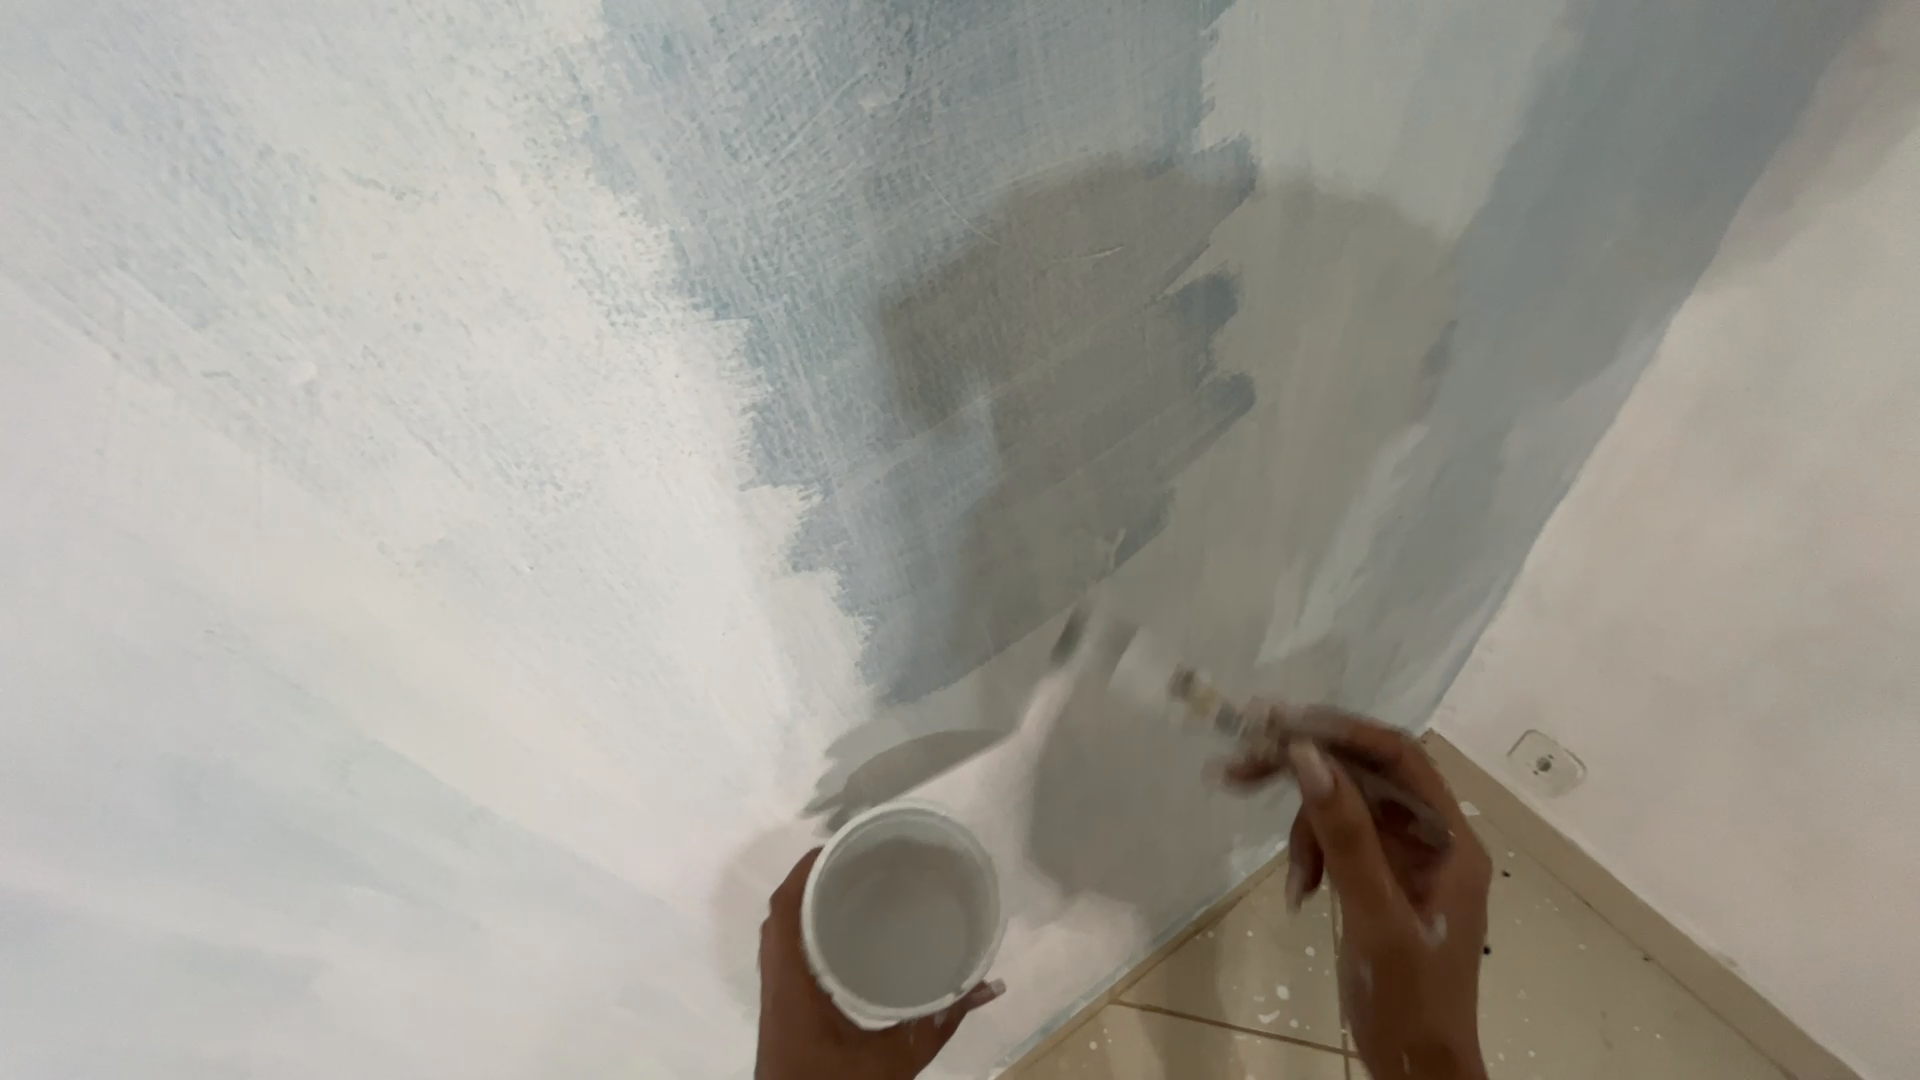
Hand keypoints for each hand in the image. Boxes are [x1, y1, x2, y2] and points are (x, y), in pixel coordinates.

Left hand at [755, 848, 1005, 1079]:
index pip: (784, 910)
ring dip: (804, 906)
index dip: (804, 871)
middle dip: (809, 881)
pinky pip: (785, 956)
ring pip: (779, 937)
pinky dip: (804, 933)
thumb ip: (938, 1022)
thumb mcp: (894, 1063)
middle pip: (779, 916)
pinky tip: (838, 937)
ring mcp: (775, 1000)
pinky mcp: (781, 1014)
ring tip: (846, 886)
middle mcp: (776, 985)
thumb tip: (989, 984)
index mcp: (792, 985)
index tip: (837, 845)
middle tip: (851, 862)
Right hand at [1227, 707, 1491, 1079]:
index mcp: (1449, 838)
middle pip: (1359, 772)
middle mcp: (1428, 834)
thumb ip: (1344, 832)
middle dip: (1302, 767)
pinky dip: (1308, 854)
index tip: (1279, 726)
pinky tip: (1301, 893)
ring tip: (1293, 878)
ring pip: (1339, 802)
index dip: (1340, 730)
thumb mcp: (1375, 914)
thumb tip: (1306, 754)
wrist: (1416, 1069)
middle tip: (1241, 762)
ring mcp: (1401, 854)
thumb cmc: (1410, 1000)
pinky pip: (1333, 836)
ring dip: (1302, 824)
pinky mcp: (1376, 872)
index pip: (1397, 755)